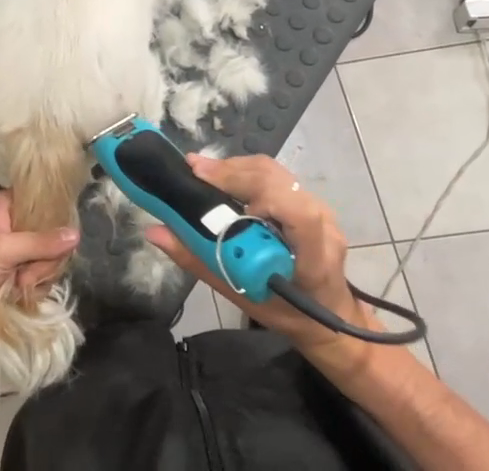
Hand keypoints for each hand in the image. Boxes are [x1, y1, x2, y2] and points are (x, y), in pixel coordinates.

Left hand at [0, 191, 80, 342]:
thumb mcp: (3, 250)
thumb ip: (41, 242)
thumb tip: (76, 235)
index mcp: (2, 209)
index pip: (35, 197)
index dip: (50, 211)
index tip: (61, 228)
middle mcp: (11, 227)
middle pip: (48, 232)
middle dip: (45, 256)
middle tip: (28, 269)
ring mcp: (14, 254)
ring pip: (47, 258)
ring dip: (39, 275)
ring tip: (20, 285)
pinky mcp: (16, 277)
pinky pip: (40, 277)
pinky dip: (35, 287)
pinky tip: (21, 295)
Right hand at [144, 154, 374, 369]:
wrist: (332, 320)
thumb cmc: (290, 314)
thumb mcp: (243, 295)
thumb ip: (199, 261)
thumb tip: (156, 232)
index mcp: (313, 257)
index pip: (296, 212)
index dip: (255, 192)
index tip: (211, 187)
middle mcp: (323, 225)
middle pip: (277, 179)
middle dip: (231, 171)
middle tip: (193, 172)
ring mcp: (321, 209)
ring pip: (276, 171)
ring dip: (236, 168)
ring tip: (203, 174)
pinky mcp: (311, 201)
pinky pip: (276, 176)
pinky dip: (245, 173)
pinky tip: (224, 182)